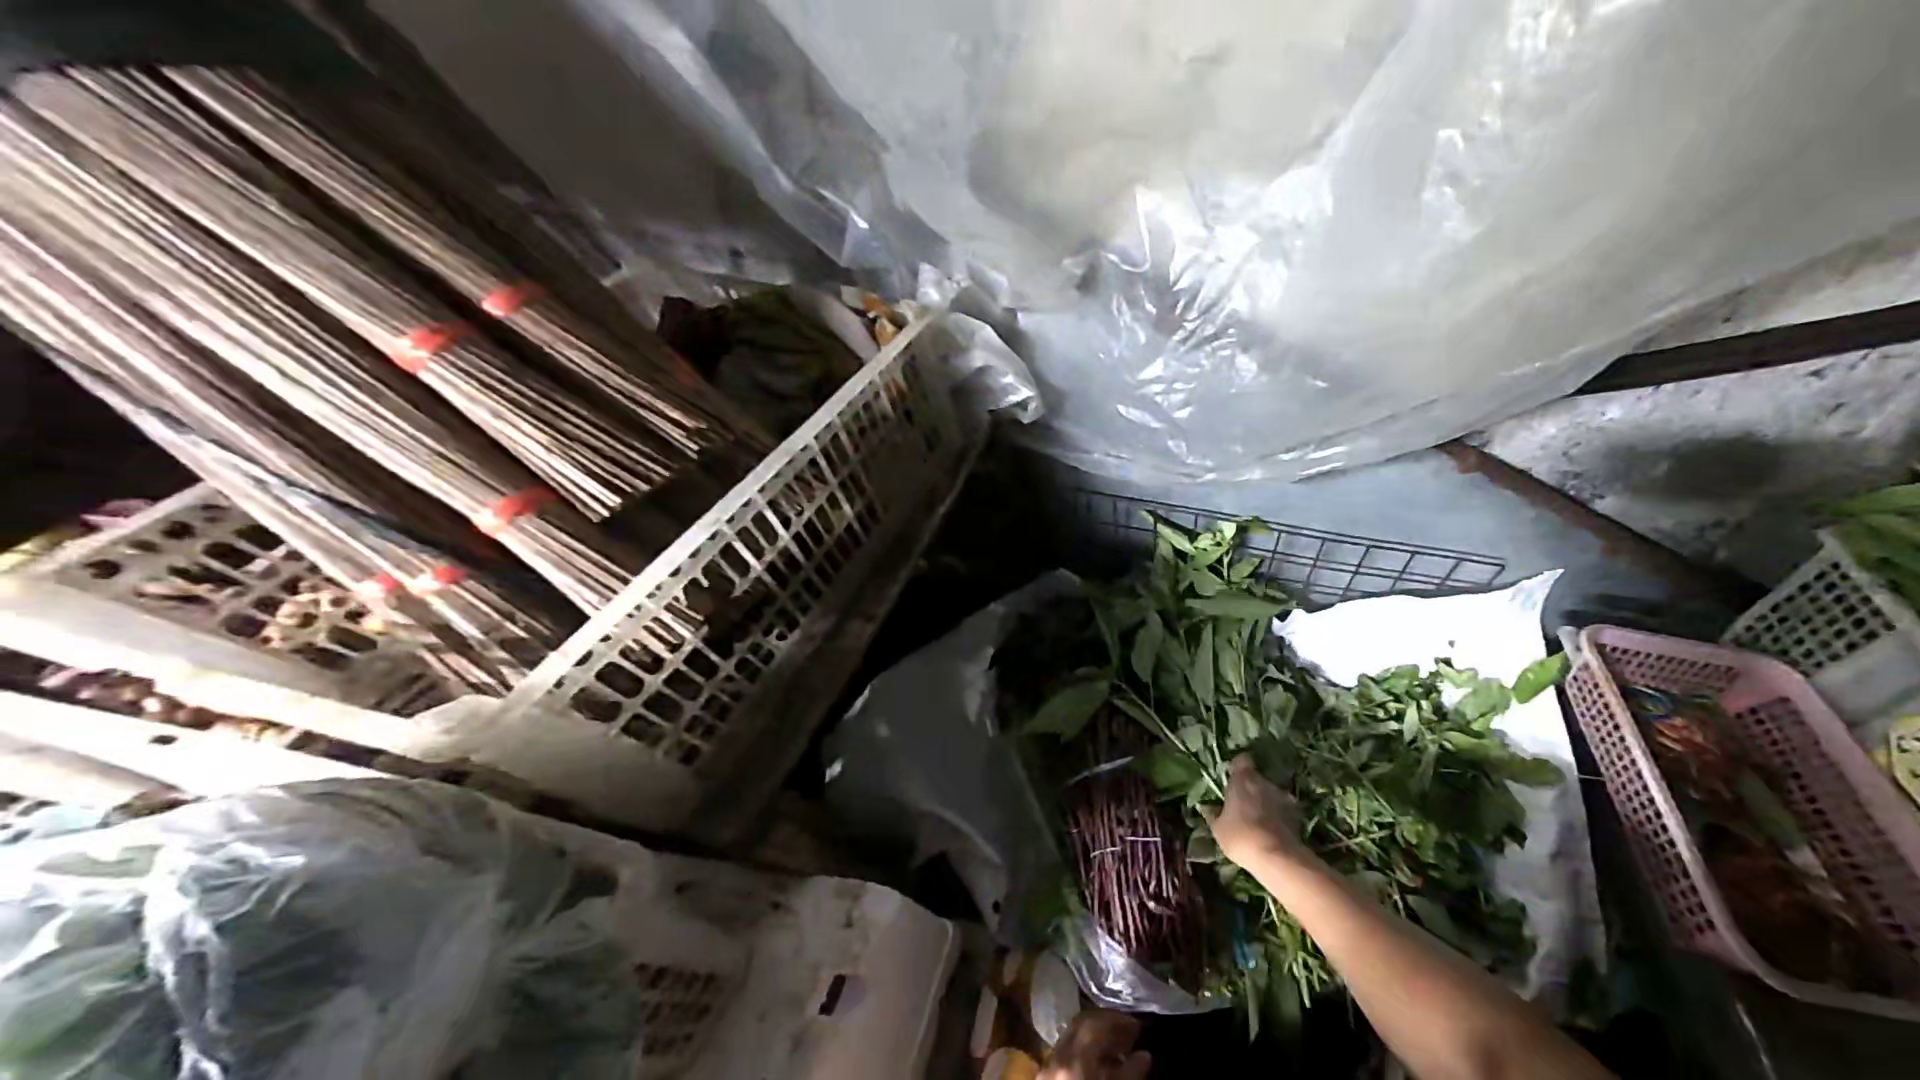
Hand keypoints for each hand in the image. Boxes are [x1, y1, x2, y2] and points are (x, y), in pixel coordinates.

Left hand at [1039, 1009, 1150, 1079]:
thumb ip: (1130, 1074)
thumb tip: (1145, 1054)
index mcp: (1075, 1059)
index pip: (1094, 1025)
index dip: (1117, 1020)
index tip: (1137, 1024)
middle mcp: (1057, 1055)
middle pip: (1080, 1025)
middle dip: (1105, 1022)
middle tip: (1128, 1029)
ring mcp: (1047, 1065)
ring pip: (1071, 1037)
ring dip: (1094, 1035)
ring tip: (1119, 1045)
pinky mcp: (1046, 1075)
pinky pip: (1065, 1052)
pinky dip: (1083, 1050)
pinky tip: (1100, 1061)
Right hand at [1204, 754, 1308, 866]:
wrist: (1278, 858)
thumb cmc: (1240, 837)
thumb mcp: (1218, 828)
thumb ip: (1212, 814)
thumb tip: (1205, 806)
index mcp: (1242, 780)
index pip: (1241, 761)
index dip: (1238, 768)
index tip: (1233, 777)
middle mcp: (1264, 782)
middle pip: (1257, 778)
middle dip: (1251, 788)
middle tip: (1243, 804)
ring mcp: (1284, 797)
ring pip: (1272, 794)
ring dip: (1266, 802)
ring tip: (1260, 819)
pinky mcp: (1298, 814)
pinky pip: (1284, 809)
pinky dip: (1279, 815)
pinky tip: (1273, 830)